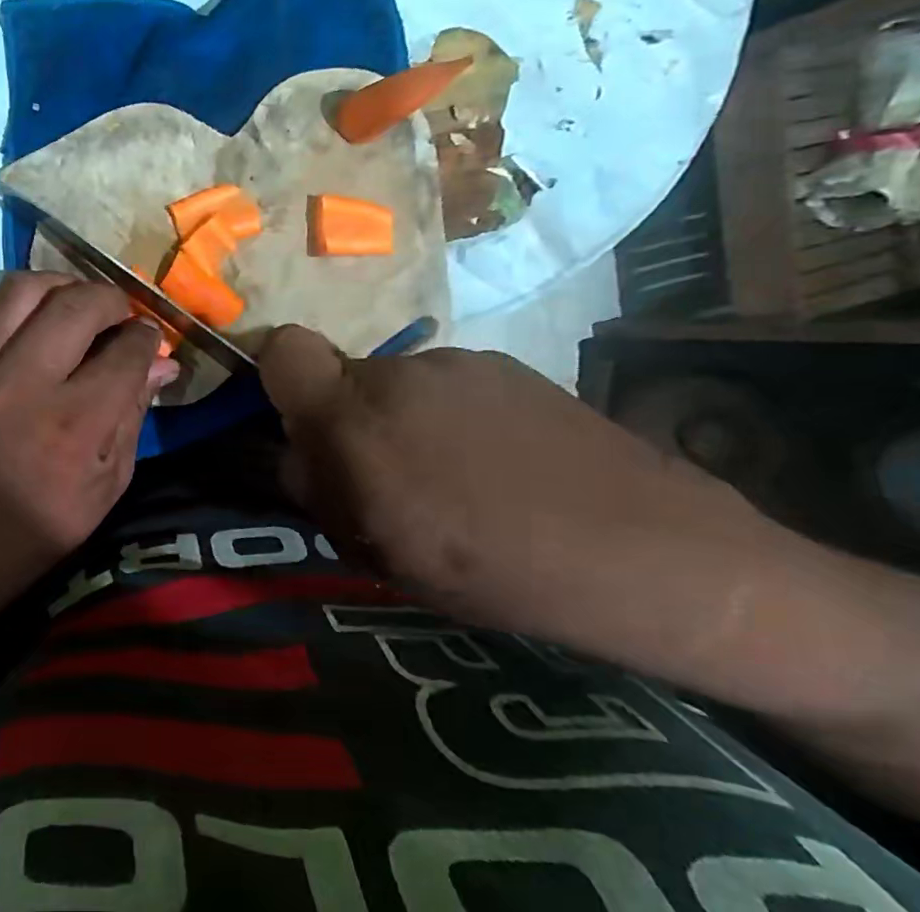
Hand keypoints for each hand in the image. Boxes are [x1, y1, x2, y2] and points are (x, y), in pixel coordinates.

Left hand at [0, 273, 179, 584]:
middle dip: (113, 300)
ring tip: (82, 304)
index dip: (147, 337)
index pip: (124, 353)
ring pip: (25, 290)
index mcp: (74, 426)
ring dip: (64, 286)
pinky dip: (25, 301)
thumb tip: (162, 362)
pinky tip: (42, 318)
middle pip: (77, 306)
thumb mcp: (111, 482)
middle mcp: (24, 387)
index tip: (151, 337)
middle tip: (123, 315)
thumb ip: (134, 413)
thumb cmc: (48, 524)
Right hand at [257, 325, 766, 636]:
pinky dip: (452, 419)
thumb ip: (322, 491)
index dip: (279, 380)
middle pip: (344, 378)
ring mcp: (460, 363)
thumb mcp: (381, 551)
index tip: (302, 429)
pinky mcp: (508, 365)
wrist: (639, 547)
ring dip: (403, 423)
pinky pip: (449, 386)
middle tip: (388, 482)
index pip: (284, 350)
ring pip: (398, 385)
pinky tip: (499, 468)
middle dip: (347, 421)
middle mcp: (401, 374)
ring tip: (455, 482)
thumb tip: (297, 454)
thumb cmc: (491, 568)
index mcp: (357, 420)